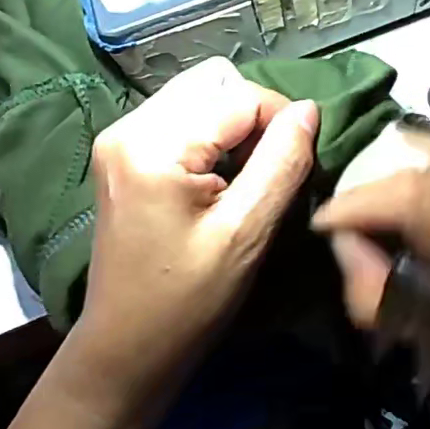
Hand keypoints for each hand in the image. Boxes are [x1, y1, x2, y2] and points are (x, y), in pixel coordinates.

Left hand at [72, 58, 318, 401]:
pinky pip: (183, 112)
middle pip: (216, 80)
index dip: (280, 122)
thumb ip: (282, 162)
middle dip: (254, 114)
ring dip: (234, 122)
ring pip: (201, 91)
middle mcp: (129, 125)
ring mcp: (121, 135)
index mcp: (154, 145)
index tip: (292, 168)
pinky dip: (212, 132)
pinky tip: (216, 175)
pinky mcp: (124, 150)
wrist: (125, 348)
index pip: (241, 94)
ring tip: (242, 175)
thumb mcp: (246, 233)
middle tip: (263, 169)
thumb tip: (309, 109)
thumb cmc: (187, 301)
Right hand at [311, 131, 429, 377]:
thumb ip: (375, 295)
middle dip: (371, 186)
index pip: (417, 201)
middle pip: (417, 164)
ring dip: (399, 171)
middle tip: (360, 217)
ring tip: (396, 206)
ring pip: (429, 147)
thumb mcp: (427, 341)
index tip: (327, 219)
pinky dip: (427, 164)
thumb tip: (340, 237)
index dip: (360, 202)